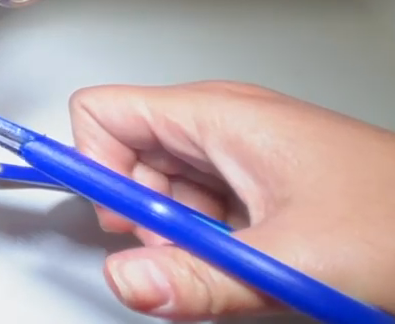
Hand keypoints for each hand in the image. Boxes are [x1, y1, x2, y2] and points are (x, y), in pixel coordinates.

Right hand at [69, 81, 394, 318]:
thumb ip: (202, 275)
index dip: (93, 163)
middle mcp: (222, 120)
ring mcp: (248, 148)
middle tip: (183, 254)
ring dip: (183, 226)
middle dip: (144, 208)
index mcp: (213, 113)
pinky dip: (218, 233)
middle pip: (129, 150)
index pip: (100, 113)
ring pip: (169, 180)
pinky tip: (260, 259)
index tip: (118, 218)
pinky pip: (209, 197)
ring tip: (236, 262)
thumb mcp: (301, 262)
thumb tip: (128, 282)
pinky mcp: (270, 177)